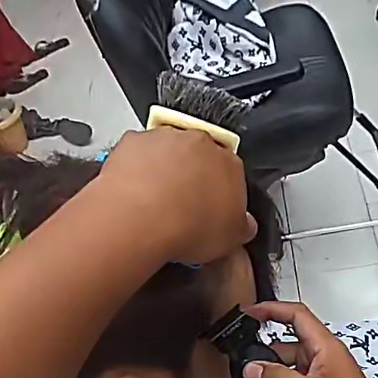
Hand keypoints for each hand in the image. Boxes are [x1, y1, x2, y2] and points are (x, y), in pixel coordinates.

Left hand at [94, 126, 254, 264]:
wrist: (142, 219)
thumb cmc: (188, 225)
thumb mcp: (231, 239)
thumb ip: (241, 226)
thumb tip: (243, 226)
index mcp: (231, 164)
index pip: (233, 173)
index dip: (223, 193)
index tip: (215, 209)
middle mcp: (200, 144)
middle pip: (202, 157)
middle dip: (196, 178)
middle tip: (187, 207)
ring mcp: (166, 139)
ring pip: (169, 151)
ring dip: (166, 170)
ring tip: (159, 204)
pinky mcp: (134, 141)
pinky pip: (138, 153)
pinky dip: (138, 169)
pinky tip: (136, 195)